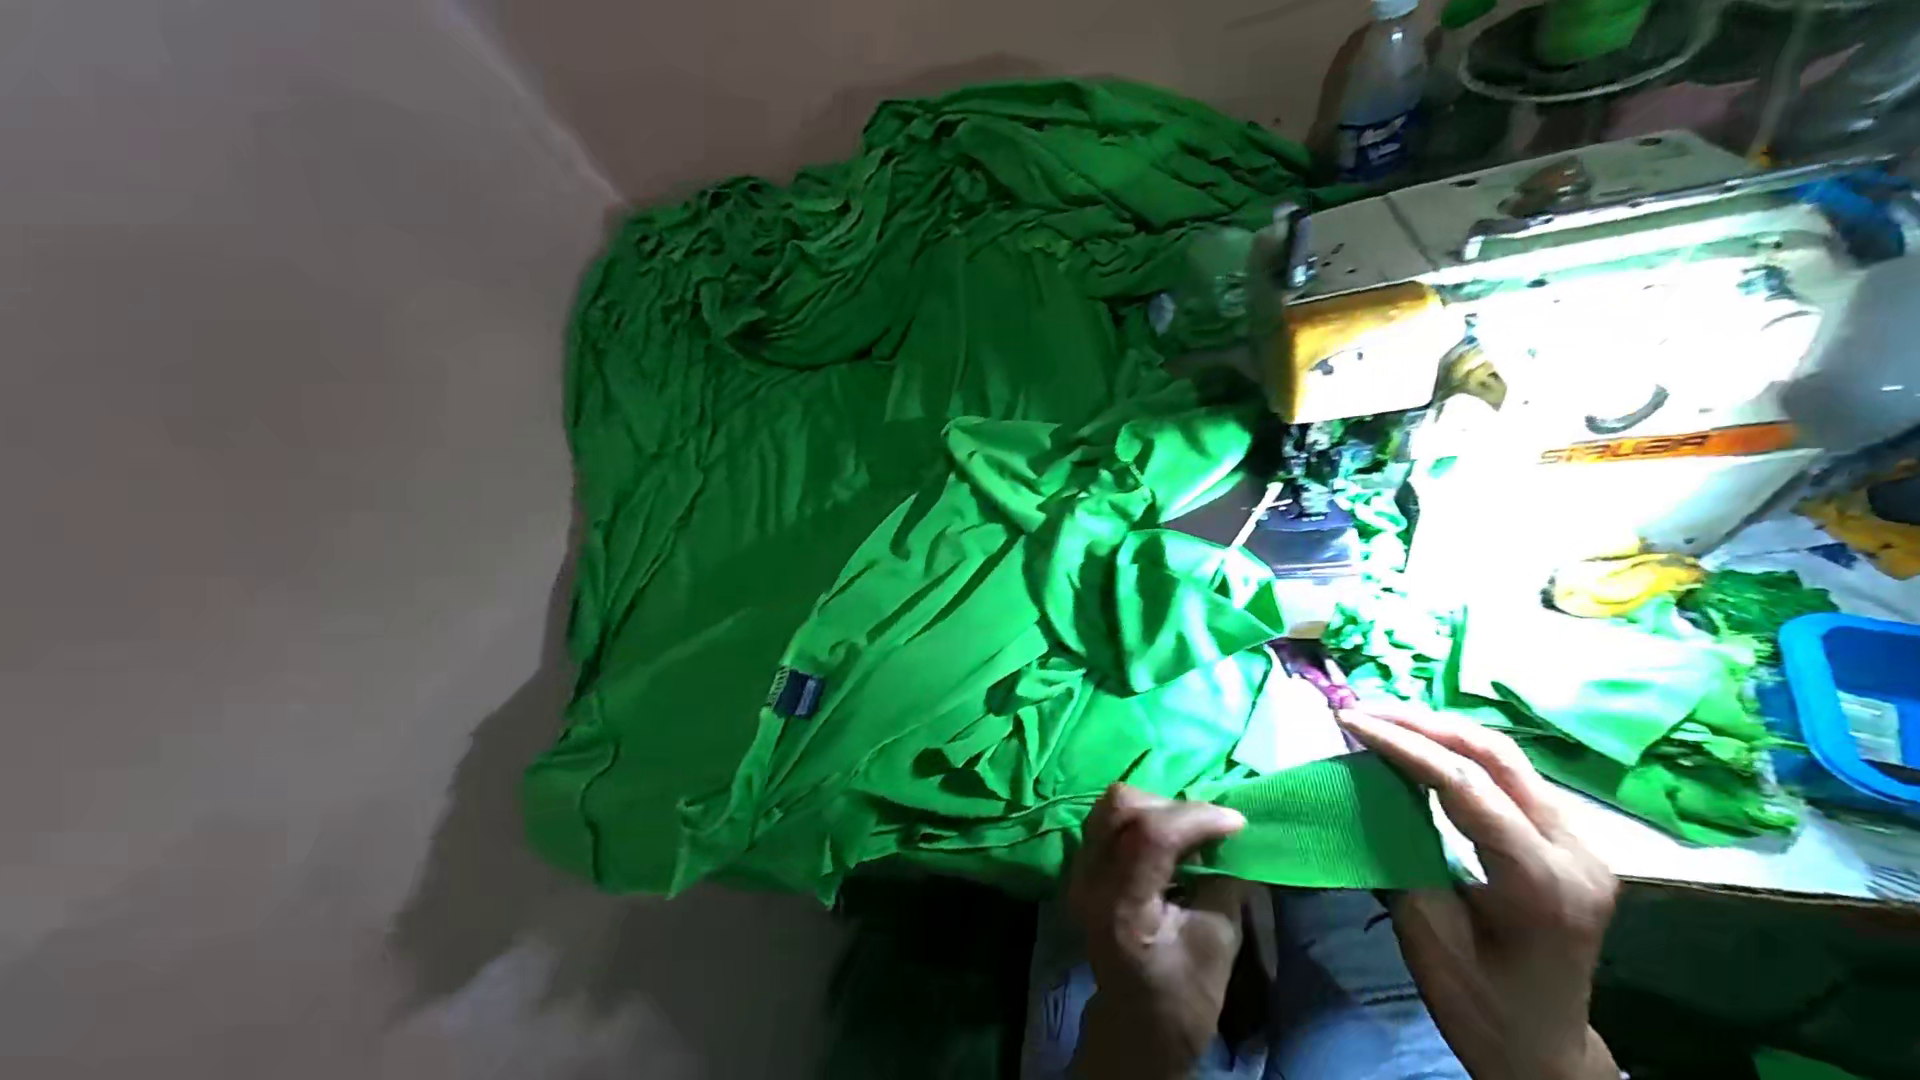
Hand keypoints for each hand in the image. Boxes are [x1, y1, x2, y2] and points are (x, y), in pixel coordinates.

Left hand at [1067, 784, 1248, 1079]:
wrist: (1134, 1025)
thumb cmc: (1181, 997)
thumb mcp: (1218, 944)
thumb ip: (1222, 883)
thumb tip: (1231, 838)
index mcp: (1121, 906)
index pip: (1149, 835)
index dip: (1196, 817)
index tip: (1236, 822)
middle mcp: (1088, 878)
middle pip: (1121, 807)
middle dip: (1174, 806)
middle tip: (1212, 826)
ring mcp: (1078, 869)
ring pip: (1111, 805)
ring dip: (1156, 805)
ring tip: (1191, 828)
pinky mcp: (1081, 864)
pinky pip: (1108, 818)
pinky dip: (1141, 815)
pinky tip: (1169, 836)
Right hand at [1339, 704, 1621, 1079]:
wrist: (1540, 1047)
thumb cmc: (1477, 1001)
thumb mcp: (1427, 929)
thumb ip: (1403, 849)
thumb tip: (1366, 786)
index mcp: (1545, 883)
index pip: (1467, 786)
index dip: (1403, 745)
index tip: (1349, 721)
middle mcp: (1577, 852)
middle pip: (1497, 756)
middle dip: (1422, 723)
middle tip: (1361, 709)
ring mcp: (1578, 843)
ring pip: (1505, 757)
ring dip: (1438, 730)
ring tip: (1381, 718)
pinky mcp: (1563, 840)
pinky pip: (1507, 777)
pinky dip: (1455, 752)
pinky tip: (1417, 746)